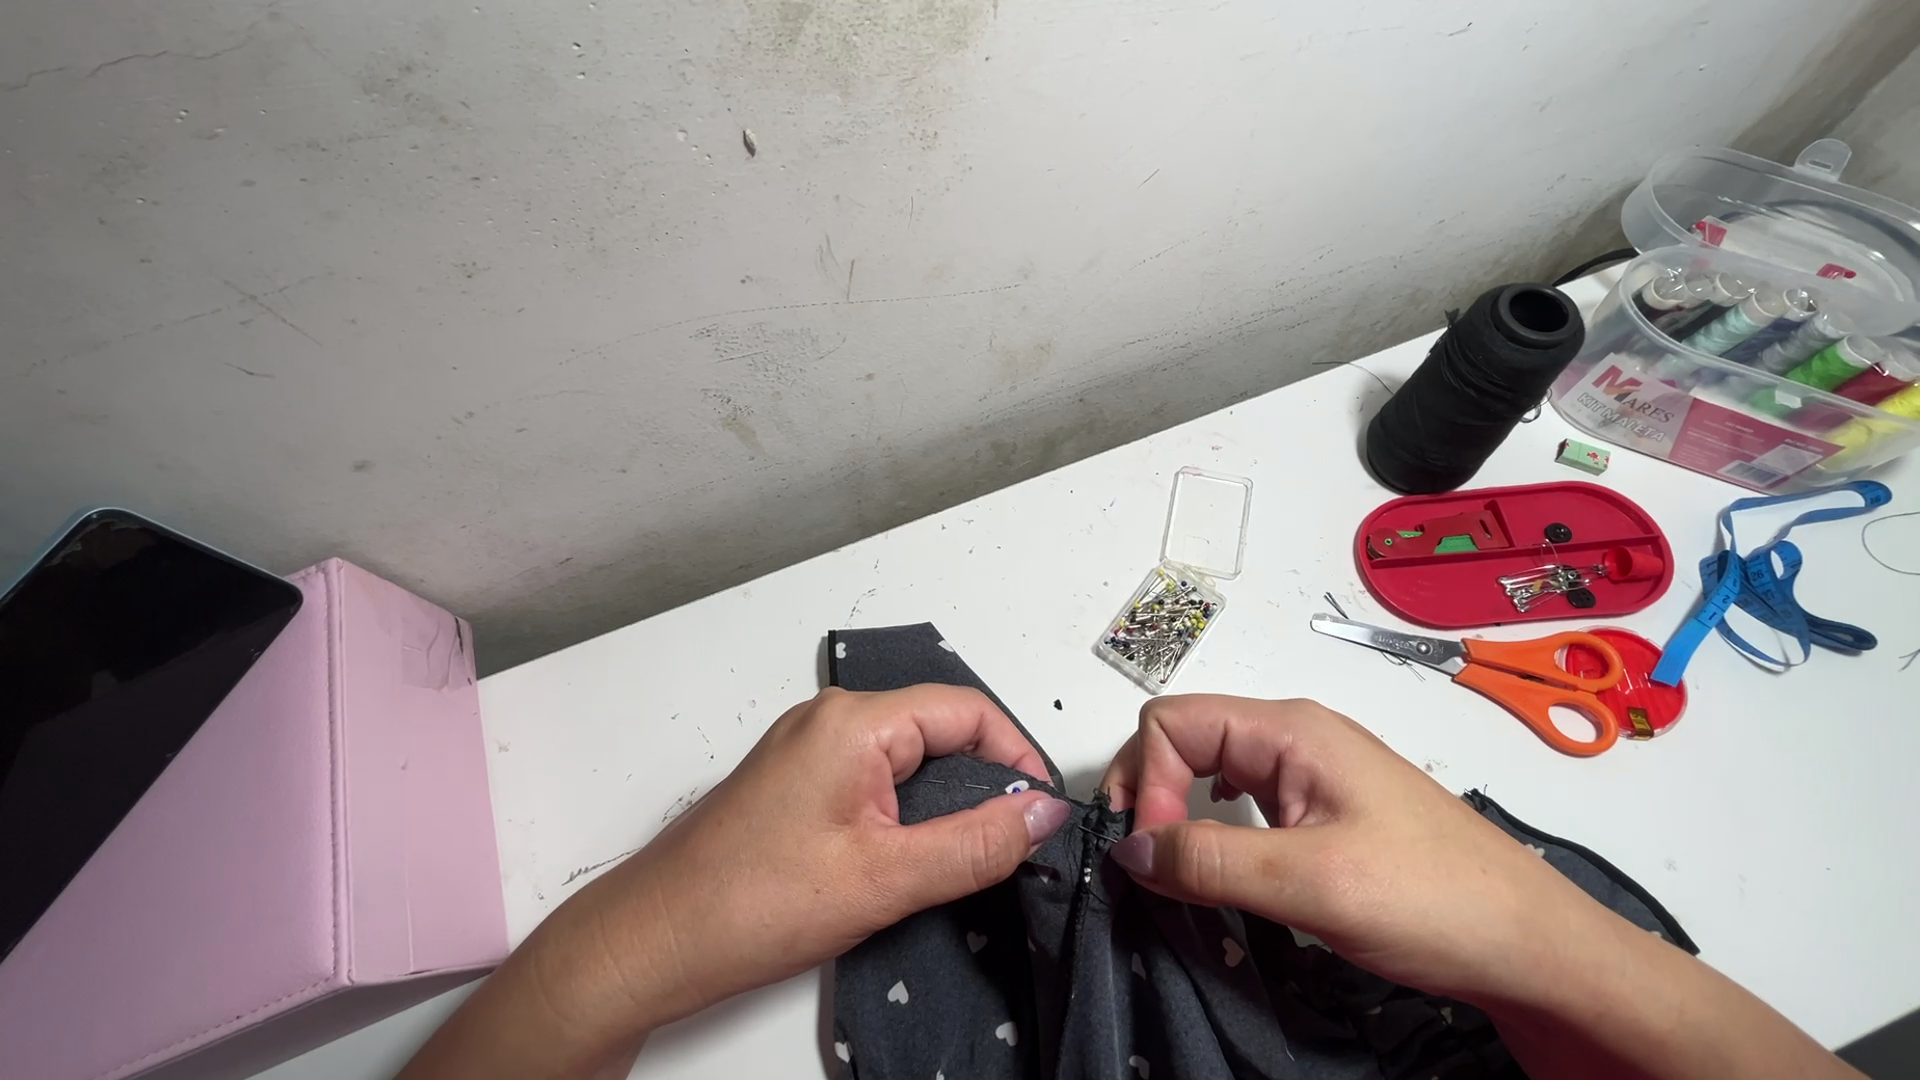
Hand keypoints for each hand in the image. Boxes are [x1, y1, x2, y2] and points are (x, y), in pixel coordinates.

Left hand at [594, 684, 1070, 1024]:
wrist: (651, 941)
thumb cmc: (752, 904)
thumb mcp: (884, 878)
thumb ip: (976, 844)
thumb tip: (1044, 814)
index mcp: (854, 720)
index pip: (965, 710)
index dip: (1014, 755)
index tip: (1040, 810)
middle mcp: (831, 717)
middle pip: (938, 728)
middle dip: (983, 779)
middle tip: (1009, 841)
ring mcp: (811, 745)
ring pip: (909, 754)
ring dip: (946, 798)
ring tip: (965, 852)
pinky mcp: (800, 776)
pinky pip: (876, 773)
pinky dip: (908, 806)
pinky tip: (913, 850)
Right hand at [1099, 694, 1602, 1004]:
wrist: (1539, 948)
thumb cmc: (1433, 902)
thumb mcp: (1312, 884)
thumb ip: (1209, 861)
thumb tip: (1127, 850)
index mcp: (1288, 728)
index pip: (1173, 724)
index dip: (1148, 781)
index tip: (1154, 855)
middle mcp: (1291, 733)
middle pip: (1183, 736)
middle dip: (1151, 789)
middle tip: (1148, 860)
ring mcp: (1306, 766)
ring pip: (1206, 762)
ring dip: (1174, 803)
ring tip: (1170, 857)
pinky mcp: (1317, 800)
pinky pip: (1237, 790)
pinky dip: (1206, 815)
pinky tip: (1215, 843)